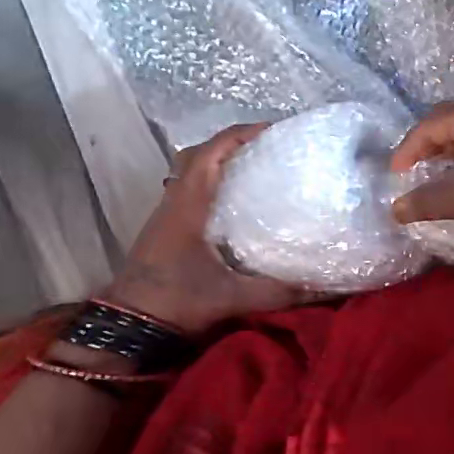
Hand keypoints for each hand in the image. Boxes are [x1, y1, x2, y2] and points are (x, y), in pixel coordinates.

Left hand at [100, 124, 306, 334]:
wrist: (129, 323)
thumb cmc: (177, 301)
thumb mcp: (234, 297)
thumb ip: (279, 292)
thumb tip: (324, 288)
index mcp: (190, 205)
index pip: (213, 152)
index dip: (242, 134)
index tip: (274, 130)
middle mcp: (176, 201)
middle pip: (199, 154)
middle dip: (233, 143)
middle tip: (268, 147)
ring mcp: (167, 214)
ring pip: (191, 171)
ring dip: (220, 162)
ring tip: (256, 169)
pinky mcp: (166, 229)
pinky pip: (190, 190)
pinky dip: (212, 183)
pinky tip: (235, 203)